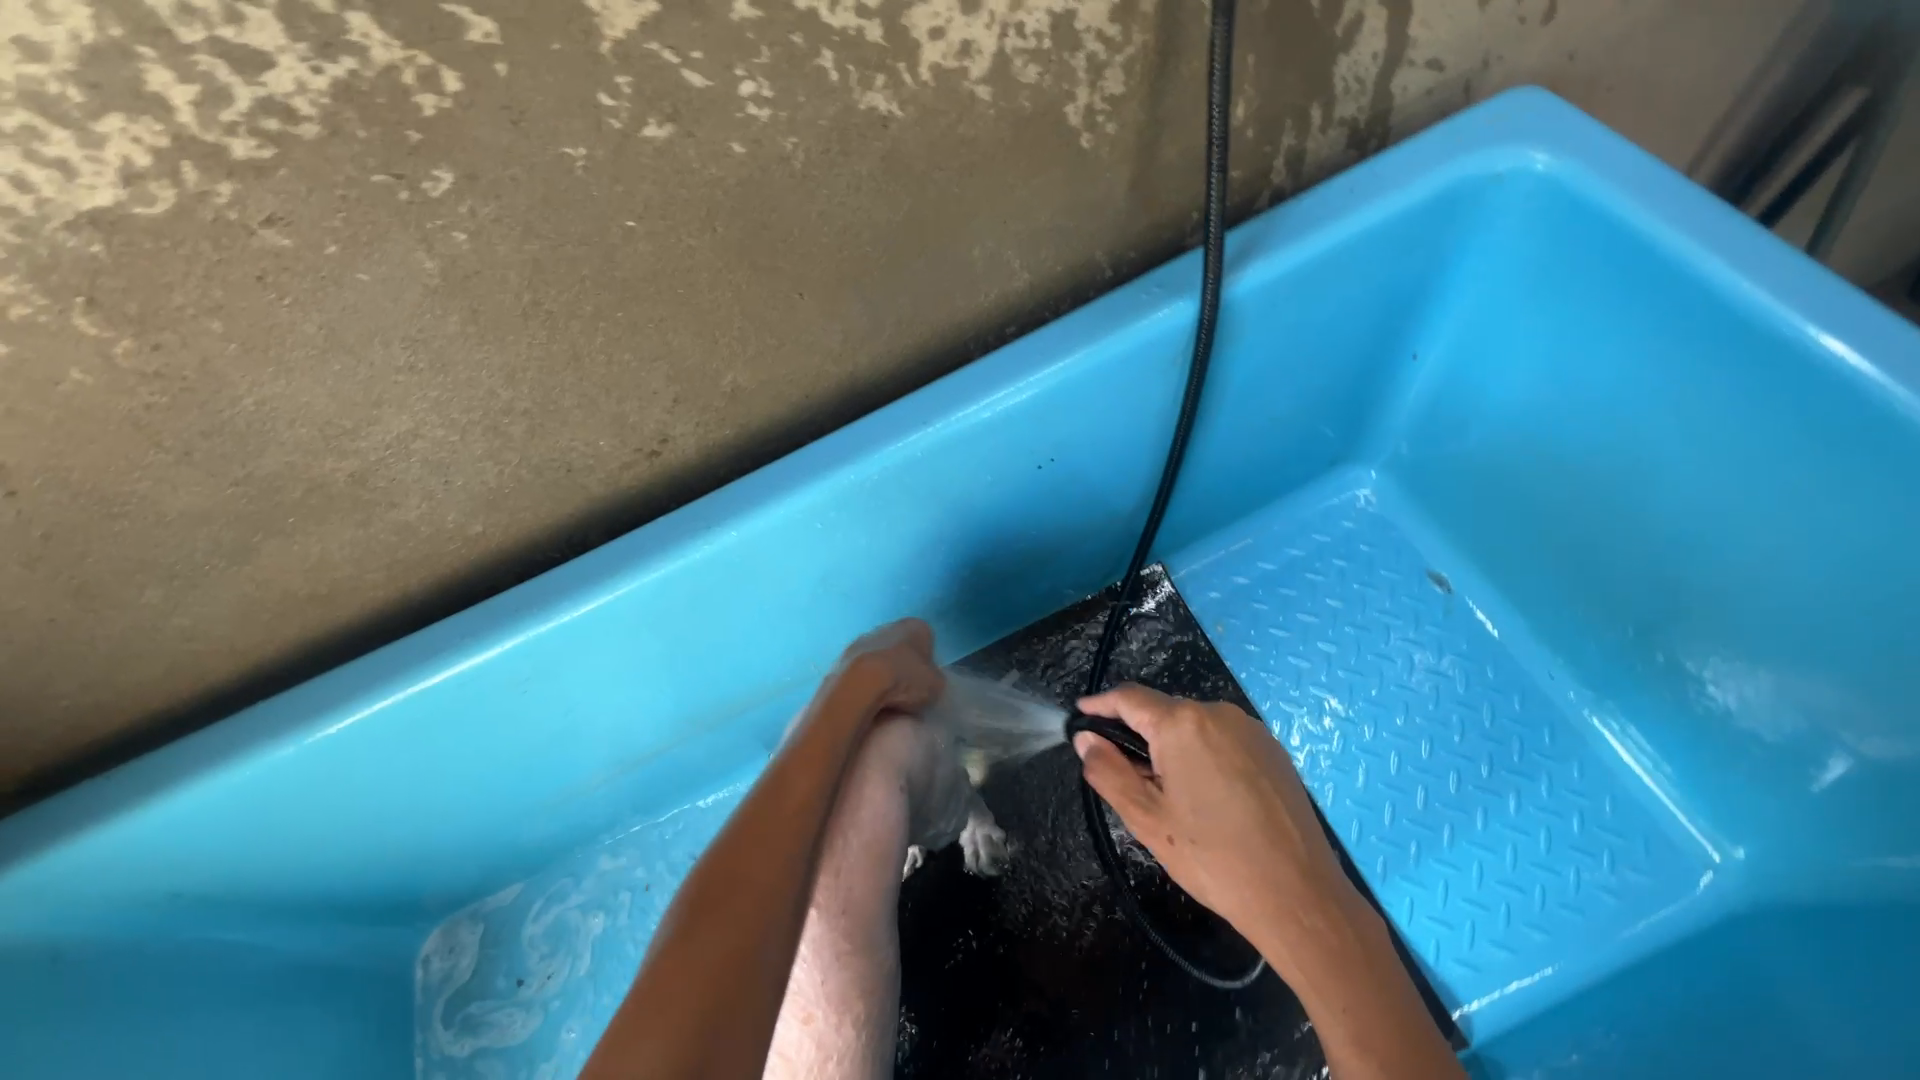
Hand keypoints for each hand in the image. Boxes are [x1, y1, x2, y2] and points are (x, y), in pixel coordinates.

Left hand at [835, 617, 944, 714]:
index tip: (925, 682)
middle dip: (902, 665)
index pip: (926, 640)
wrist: (860, 684)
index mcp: (915, 627)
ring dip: (881, 673)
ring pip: (877, 657)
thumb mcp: (936, 686)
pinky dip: (863, 682)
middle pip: (899, 647)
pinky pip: (858, 671)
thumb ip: (935, 680)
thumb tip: (929, 682)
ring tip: (884, 699)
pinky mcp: (841, 657)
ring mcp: (861, 640)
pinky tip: (866, 699)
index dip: (927, 662)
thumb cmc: (906, 679)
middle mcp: (887, 626)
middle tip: (906, 690)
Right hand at [1072, 683, 1363, 958]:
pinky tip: (1205, 798)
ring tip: (1165, 794)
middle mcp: (1218, 713)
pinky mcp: (1274, 752)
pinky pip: (1223, 741)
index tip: (1080, 715)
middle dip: (1137, 734)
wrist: (1297, 894)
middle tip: (1122, 776)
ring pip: (1195, 727)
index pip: (1129, 698)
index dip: (1100, 704)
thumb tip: (1086, 738)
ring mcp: (1251, 731)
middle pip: (1163, 712)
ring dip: (1171, 748)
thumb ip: (1108, 771)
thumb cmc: (1212, 857)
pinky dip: (1202, 756)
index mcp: (1182, 724)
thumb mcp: (1146, 818)